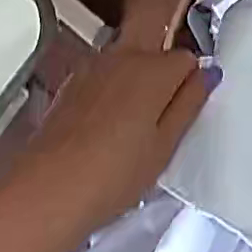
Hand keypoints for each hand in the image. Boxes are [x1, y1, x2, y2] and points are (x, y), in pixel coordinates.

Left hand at [0, 47, 218, 251]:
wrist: (43, 196)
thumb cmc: (114, 175)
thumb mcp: (165, 146)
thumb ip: (191, 101)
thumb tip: (208, 72)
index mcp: (154, 68)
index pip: (188, 58)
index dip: (191, 84)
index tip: (185, 113)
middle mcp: (123, 56)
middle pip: (157, 56)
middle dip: (163, 81)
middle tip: (160, 126)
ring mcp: (93, 68)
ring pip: (129, 65)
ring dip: (136, 86)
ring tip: (130, 132)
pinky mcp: (70, 84)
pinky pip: (105, 79)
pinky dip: (111, 94)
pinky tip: (103, 131)